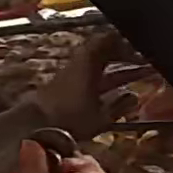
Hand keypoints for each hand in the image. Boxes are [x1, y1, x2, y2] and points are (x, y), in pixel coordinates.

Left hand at [27, 29, 151, 139]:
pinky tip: (112, 91)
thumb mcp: (102, 117)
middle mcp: (76, 67)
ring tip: (132, 73)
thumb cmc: (70, 120)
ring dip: (112, 67)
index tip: (136, 43)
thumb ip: (120, 106)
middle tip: (139, 58)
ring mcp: (67, 78)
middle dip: (120, 53)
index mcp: (87, 65)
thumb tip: (134, 96)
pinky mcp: (60, 90)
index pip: (105, 41)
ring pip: (94, 65)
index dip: (121, 40)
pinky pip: (87, 77)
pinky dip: (102, 79)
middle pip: (100, 51)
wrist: (33, 131)